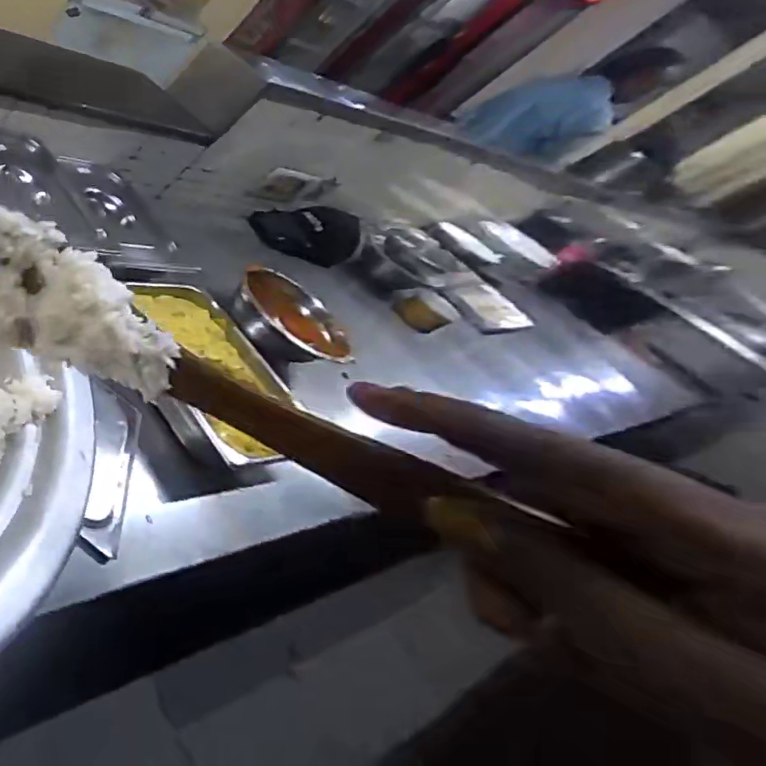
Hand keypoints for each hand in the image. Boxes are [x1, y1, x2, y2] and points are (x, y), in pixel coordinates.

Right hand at [350, 383, 765, 754]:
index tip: (364, 395)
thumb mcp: (687, 672)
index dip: (448, 419)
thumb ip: (562, 584)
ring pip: (560, 539)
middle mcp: (687, 519)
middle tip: (498, 618)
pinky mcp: (694, 581)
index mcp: (704, 525)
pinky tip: (600, 657)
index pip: (548, 453)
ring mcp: (693, 552)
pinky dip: (574, 611)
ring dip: (533, 589)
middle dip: (499, 549)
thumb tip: (447, 511)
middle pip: (545, 500)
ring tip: (553, 651)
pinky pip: (594, 571)